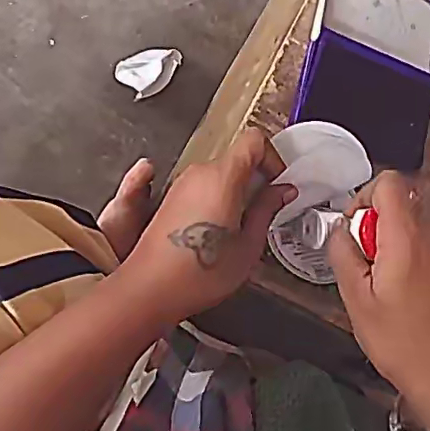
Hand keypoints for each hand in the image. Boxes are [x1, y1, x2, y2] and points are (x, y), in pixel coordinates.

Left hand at [117, 128, 291, 326]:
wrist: (147, 290)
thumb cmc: (198, 273)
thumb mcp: (248, 244)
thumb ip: (267, 209)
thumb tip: (282, 191)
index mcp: (223, 177)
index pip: (254, 140)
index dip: (272, 158)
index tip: (277, 183)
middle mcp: (200, 173)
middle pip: (238, 157)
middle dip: (256, 179)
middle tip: (265, 210)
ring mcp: (182, 185)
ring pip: (221, 173)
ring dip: (237, 191)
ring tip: (241, 227)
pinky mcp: (171, 199)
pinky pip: (204, 187)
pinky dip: (218, 199)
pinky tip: (218, 233)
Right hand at [328, 173, 429, 430]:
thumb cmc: (403, 345)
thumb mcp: (356, 300)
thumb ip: (342, 252)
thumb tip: (341, 229)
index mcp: (407, 237)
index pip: (389, 181)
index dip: (365, 196)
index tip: (357, 228)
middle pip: (401, 203)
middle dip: (378, 225)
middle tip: (369, 265)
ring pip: (415, 226)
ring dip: (396, 243)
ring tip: (389, 286)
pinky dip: (416, 257)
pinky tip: (412, 297)